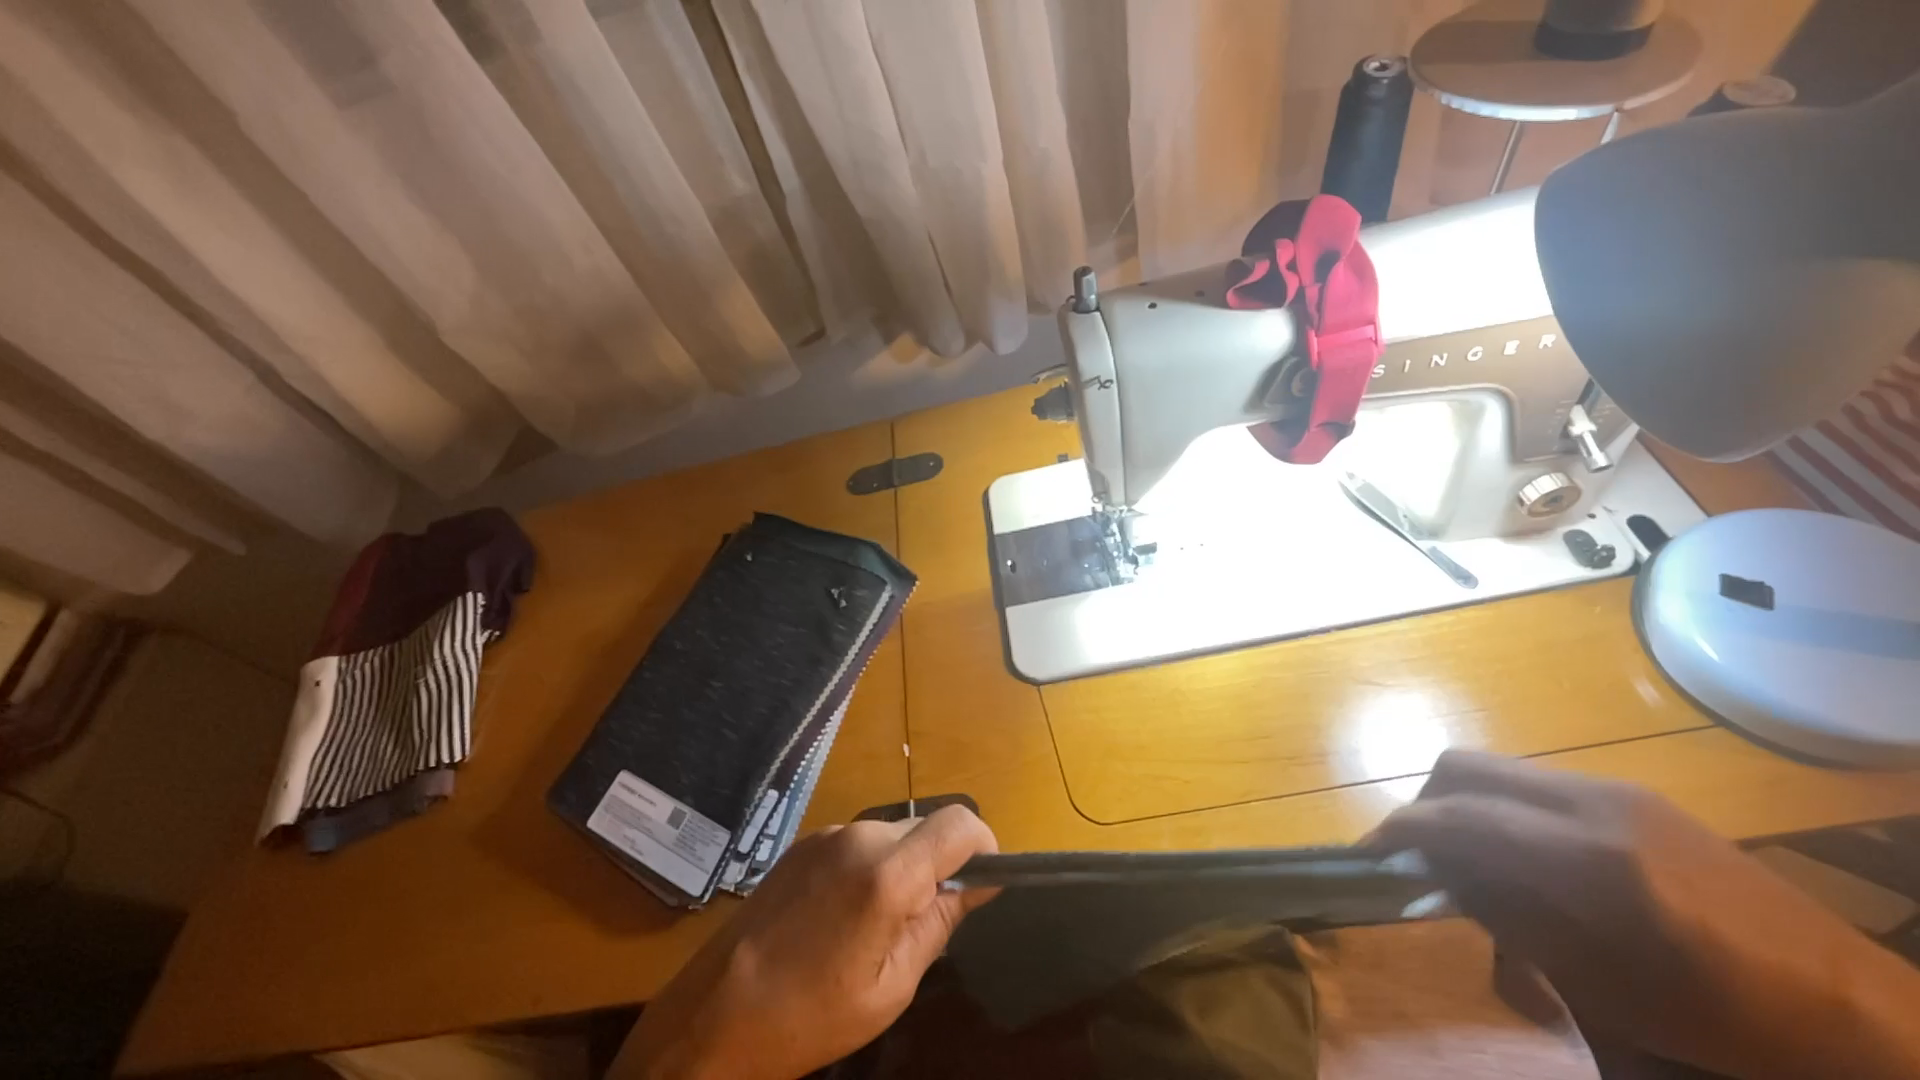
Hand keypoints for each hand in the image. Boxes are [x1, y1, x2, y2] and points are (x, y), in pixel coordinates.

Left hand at [611, 805, 999, 1079]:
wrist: (712, 1014)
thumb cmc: (809, 1016)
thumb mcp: (891, 985)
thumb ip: (939, 923)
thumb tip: (978, 883)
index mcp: (886, 873)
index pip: (960, 824)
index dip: (985, 848)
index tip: (982, 885)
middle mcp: (858, 837)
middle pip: (928, 828)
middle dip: (942, 865)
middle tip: (926, 925)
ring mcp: (826, 836)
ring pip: (894, 835)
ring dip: (905, 868)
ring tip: (878, 930)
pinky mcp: (802, 844)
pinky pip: (859, 843)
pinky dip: (872, 868)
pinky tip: (844, 918)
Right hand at [1372, 751, 1919, 1079]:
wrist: (1848, 1010)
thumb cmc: (1712, 1017)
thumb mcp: (1591, 984)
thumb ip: (1501, 917)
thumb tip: (1435, 881)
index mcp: (1584, 858)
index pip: (1454, 815)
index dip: (1397, 831)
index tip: (1367, 857)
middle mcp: (1594, 803)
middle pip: (1464, 768)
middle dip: (1423, 805)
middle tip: (1415, 858)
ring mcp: (1621, 791)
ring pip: (1501, 771)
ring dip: (1466, 808)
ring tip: (1471, 866)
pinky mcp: (1641, 796)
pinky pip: (1542, 786)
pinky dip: (1509, 812)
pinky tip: (1529, 864)